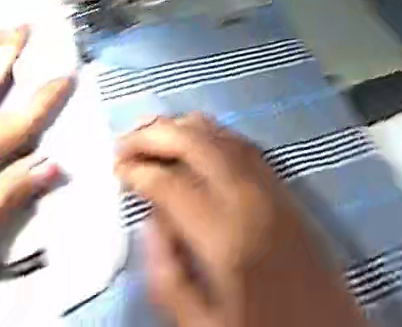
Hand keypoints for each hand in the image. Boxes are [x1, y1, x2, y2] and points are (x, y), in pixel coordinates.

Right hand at [115, 114, 365, 326]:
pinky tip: (196, 137)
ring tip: (152, 133)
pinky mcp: (285, 187)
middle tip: (125, 141)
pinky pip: (242, 143)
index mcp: (224, 235)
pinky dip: (213, 132)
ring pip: (219, 134)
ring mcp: (270, 186)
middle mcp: (248, 197)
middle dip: (154, 134)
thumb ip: (168, 275)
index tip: (116, 168)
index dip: (138, 169)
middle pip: (194, 142)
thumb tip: (151, 221)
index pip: (170, 182)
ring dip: (182, 126)